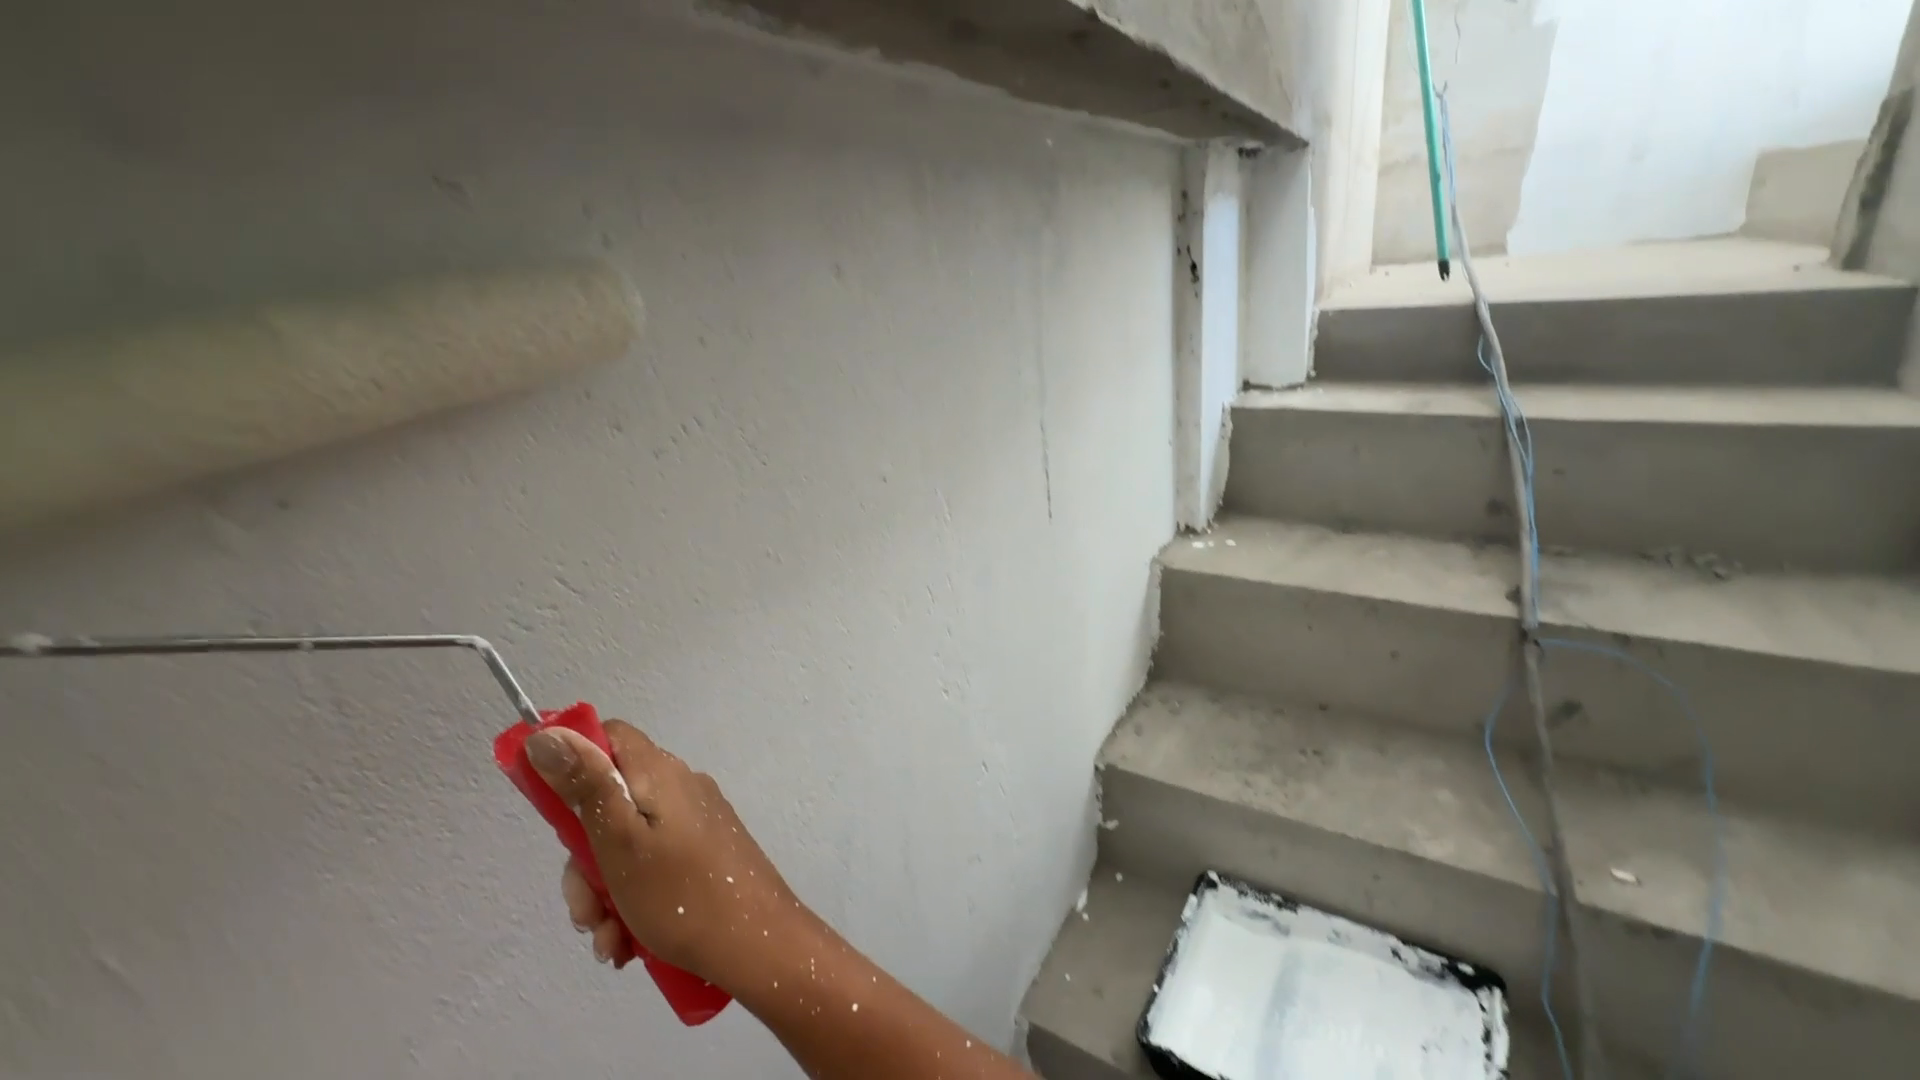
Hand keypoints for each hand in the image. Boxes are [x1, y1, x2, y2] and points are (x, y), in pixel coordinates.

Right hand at [524, 720, 809, 993]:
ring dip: (605, 897)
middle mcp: (679, 789)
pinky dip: (632, 905)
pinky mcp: (704, 856)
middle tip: (585, 912)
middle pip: (608, 805)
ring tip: (611, 943)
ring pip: (625, 848)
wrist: (759, 945)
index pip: (607, 738)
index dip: (571, 763)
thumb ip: (585, 785)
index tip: (551, 811)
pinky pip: (652, 870)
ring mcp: (694, 824)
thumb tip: (547, 733)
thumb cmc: (682, 894)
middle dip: (584, 864)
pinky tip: (629, 945)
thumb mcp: (619, 841)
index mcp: (660, 774)